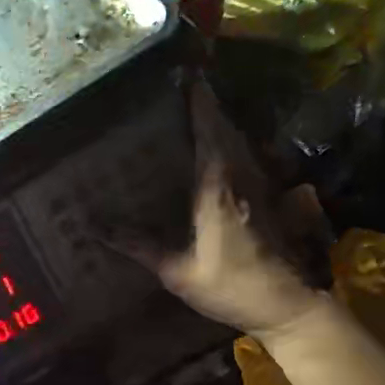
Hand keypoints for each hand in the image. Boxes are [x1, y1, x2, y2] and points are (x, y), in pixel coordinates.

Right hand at [145, 82, 323, 339]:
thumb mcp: (177, 272)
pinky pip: (244, 162)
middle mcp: (242, 181)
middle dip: (207, 109)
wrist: (287, 306)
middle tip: (181, 93)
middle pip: (226, 132)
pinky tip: (214, 154)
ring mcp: (259, 190)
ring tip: (192, 116)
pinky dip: (229, 147)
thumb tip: (97, 228)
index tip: (188, 79)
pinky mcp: (266, 202)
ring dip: (220, 126)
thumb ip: (139, 247)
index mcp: (218, 190)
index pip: (210, 135)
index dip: (200, 106)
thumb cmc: (230, 287)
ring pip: (239, 145)